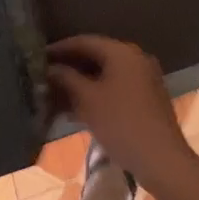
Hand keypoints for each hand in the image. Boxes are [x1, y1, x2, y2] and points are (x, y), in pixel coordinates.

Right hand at [47, 35, 194, 183]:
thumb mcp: (88, 100)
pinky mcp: (145, 97)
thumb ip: (67, 80)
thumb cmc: (121, 124)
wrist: (160, 158)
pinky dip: (95, 95)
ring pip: (105, 75)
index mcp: (122, 52)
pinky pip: (115, 88)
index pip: (85, 42)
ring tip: (53, 96)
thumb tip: (49, 69)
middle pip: (96, 57)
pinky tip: (75, 110)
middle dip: (69, 68)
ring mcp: (143, 78)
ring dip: (81, 84)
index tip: (37, 57)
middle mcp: (135, 58)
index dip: (60, 48)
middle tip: (43, 78)